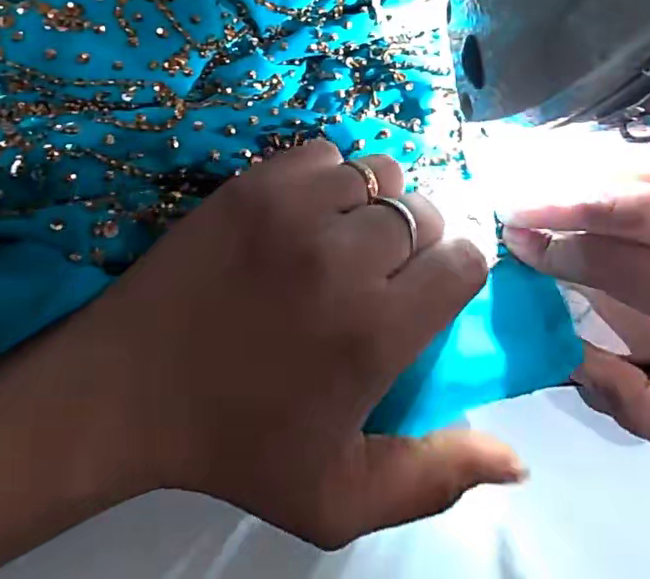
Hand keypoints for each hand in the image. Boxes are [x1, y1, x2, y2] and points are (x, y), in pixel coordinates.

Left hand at [86, 138, 519, 540]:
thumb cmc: (237, 444)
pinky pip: (327, 153)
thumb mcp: (339, 496)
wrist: (128, 388)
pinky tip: (306, 213)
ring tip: (344, 234)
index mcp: (378, 332)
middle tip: (380, 268)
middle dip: (418, 238)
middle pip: (424, 212)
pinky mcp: (256, 181)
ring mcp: (298, 210)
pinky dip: (329, 177)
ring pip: (380, 174)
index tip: (428, 288)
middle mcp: (347, 259)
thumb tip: (520, 463)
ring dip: (375, 203)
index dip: (455, 271)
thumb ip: (435, 478)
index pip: (463, 261)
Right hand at [502, 173, 649, 489]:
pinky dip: (612, 176)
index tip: (519, 247)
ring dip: (580, 182)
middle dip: (560, 204)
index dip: (564, 254)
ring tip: (531, 190)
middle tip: (510, 208)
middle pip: (628, 204)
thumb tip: (561, 351)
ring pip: (641, 177)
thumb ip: (641, 408)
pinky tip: (575, 181)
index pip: (629, 266)